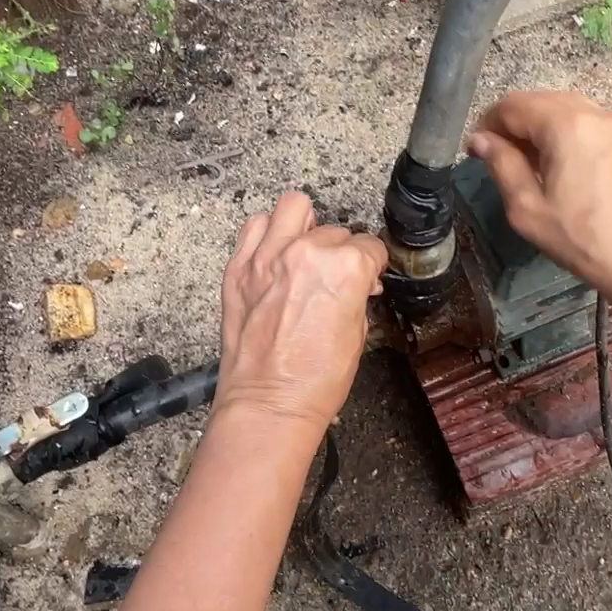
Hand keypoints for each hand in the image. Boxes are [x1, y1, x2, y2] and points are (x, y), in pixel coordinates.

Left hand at [213, 192, 387, 433]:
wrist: (269, 404)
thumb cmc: (313, 381)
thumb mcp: (358, 334)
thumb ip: (358, 294)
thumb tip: (358, 282)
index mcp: (344, 268)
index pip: (369, 245)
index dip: (372, 263)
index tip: (368, 274)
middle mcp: (305, 253)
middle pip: (335, 230)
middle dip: (340, 250)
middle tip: (336, 276)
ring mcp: (267, 257)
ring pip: (294, 206)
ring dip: (305, 225)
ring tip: (306, 249)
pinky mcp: (239, 268)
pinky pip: (254, 226)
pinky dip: (268, 234)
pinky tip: (276, 255)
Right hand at [467, 92, 611, 306]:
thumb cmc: (581, 240)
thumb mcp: (528, 208)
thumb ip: (502, 165)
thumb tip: (481, 140)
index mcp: (565, 125)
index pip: (513, 106)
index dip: (487, 123)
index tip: (474, 151)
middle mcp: (594, 112)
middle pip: (540, 101)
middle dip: (512, 123)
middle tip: (496, 157)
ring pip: (565, 109)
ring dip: (538, 127)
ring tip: (525, 162)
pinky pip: (587, 122)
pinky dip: (564, 133)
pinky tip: (558, 164)